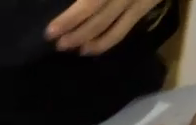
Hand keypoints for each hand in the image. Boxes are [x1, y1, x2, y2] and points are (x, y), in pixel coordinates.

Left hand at [48, 0, 167, 53]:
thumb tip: (79, 0)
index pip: (89, 3)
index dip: (69, 19)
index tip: (50, 31)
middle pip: (96, 16)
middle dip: (74, 31)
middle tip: (55, 44)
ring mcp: (136, 1)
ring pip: (109, 28)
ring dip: (88, 40)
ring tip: (69, 48)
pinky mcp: (144, 7)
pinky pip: (123, 29)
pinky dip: (106, 42)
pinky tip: (91, 48)